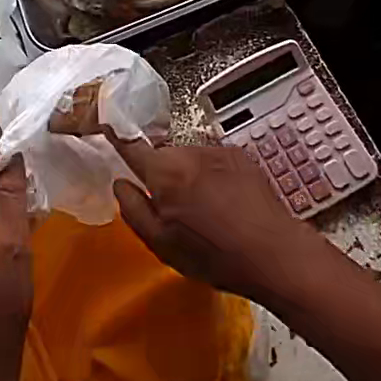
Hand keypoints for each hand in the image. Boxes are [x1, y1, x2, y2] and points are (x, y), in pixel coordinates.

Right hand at [109, 135, 333, 303]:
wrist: (273, 252)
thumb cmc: (214, 254)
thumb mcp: (162, 244)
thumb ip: (134, 210)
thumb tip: (121, 184)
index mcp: (164, 172)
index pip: (131, 145)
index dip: (117, 135)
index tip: (108, 126)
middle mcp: (188, 152)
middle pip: (163, 156)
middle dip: (162, 175)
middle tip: (172, 209)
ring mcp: (216, 150)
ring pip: (188, 158)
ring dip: (188, 176)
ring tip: (204, 211)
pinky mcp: (239, 156)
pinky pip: (213, 161)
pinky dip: (212, 176)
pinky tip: (225, 203)